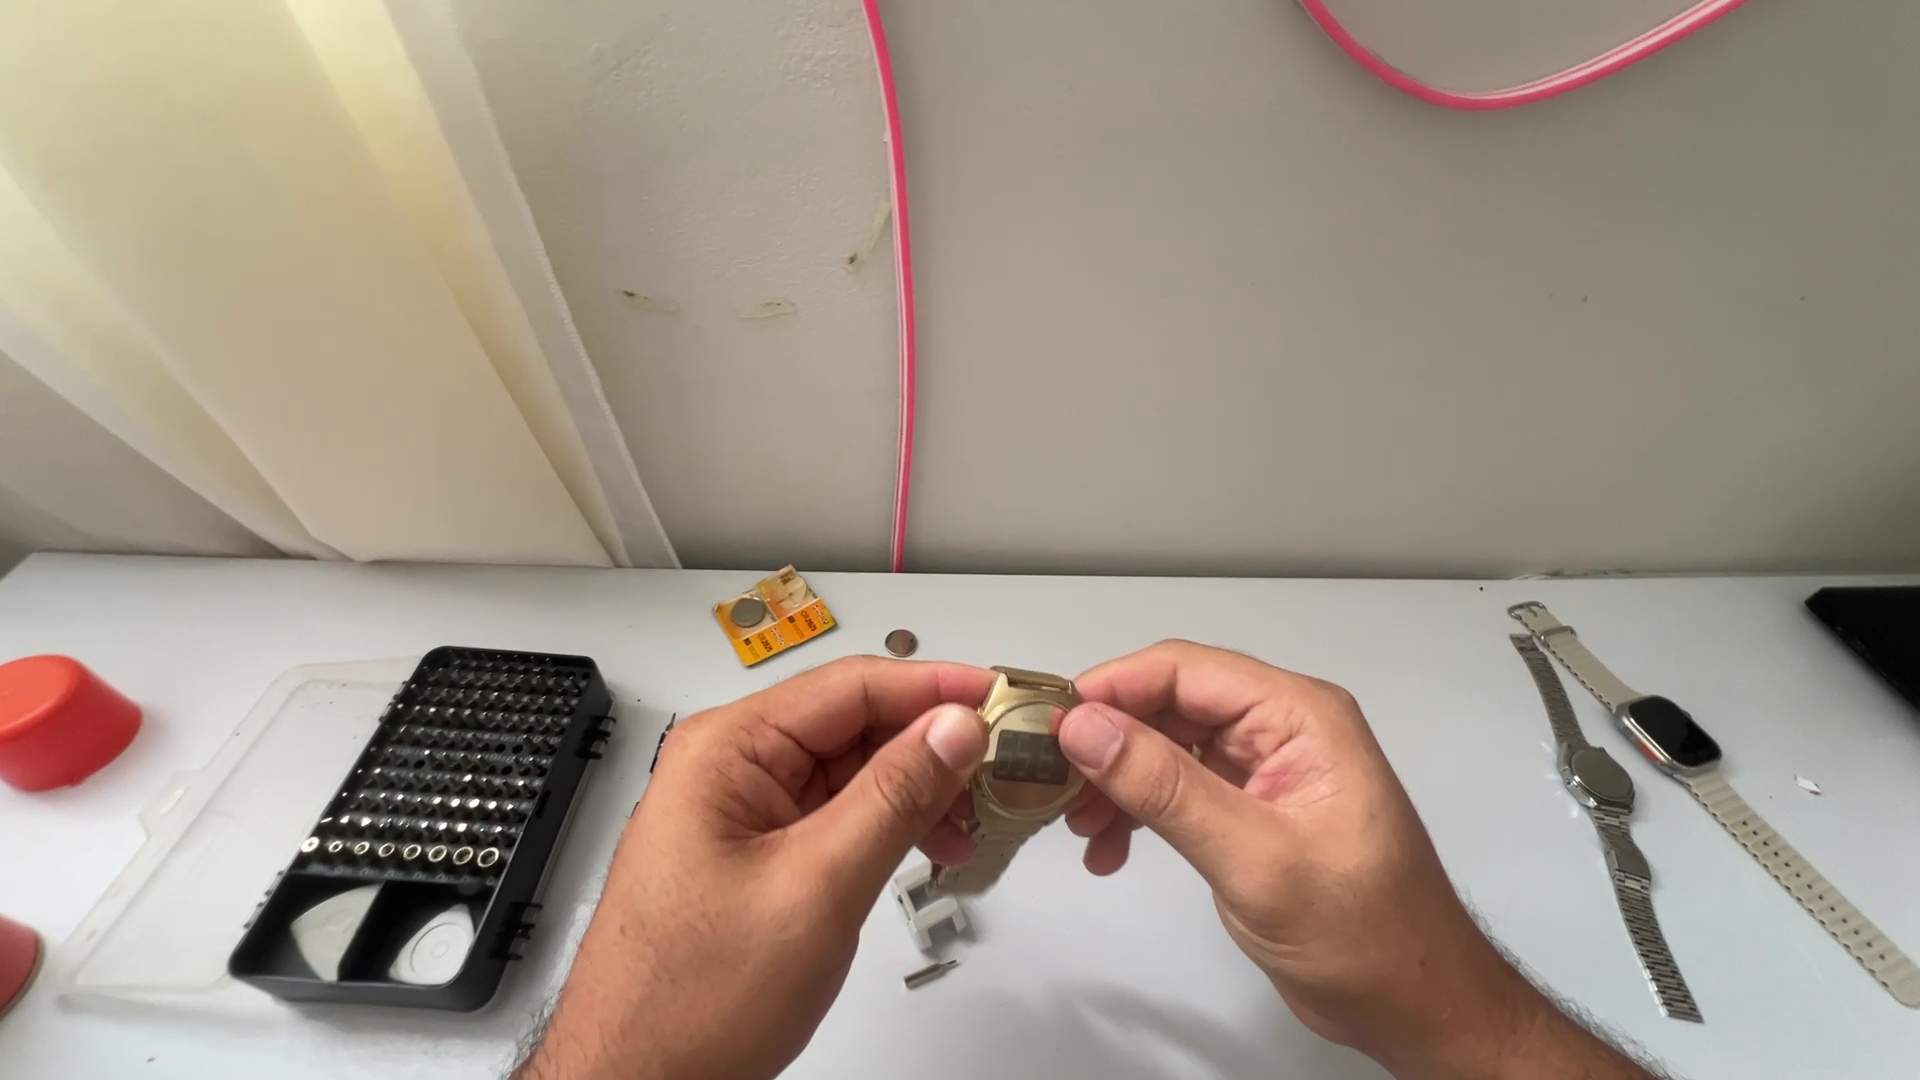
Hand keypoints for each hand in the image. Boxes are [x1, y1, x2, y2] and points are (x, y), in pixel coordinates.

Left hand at [517, 657, 994, 1079]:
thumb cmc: (693, 1000)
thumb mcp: (816, 887)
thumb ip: (894, 797)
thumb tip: (955, 727)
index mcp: (730, 747)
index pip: (852, 685)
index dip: (933, 685)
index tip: (998, 696)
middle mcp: (738, 762)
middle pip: (857, 721)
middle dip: (933, 739)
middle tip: (1002, 757)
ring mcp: (753, 803)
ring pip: (858, 764)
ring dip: (921, 783)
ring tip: (977, 810)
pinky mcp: (769, 842)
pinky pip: (845, 806)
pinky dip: (896, 818)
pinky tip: (936, 839)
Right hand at [1057, 642, 1654, 1079]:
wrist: (1418, 1009)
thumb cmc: (1363, 934)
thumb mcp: (1255, 860)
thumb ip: (1165, 787)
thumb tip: (1082, 727)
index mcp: (1295, 714)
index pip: (1184, 669)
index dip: (1113, 686)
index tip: (1054, 721)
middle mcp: (1274, 725)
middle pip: (1166, 703)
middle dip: (1107, 740)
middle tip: (1055, 779)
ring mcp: (1257, 764)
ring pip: (1160, 744)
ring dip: (1114, 779)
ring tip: (1079, 824)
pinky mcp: (1242, 803)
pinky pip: (1171, 785)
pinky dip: (1134, 809)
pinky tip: (1108, 849)